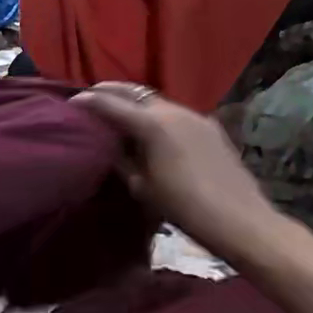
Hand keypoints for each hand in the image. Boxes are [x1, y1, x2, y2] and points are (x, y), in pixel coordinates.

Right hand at [73, 83, 280, 250]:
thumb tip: (110, 144)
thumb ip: (122, 160)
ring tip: (119, 109)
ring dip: (136, 101)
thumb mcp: (142, 187)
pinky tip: (153, 127)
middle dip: (111, 91)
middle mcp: (172, 111)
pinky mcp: (210, 126)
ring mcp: (195, 115)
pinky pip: (175, 112)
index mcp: (152, 124)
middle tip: (92, 94)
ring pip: (157, 100)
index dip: (89, 101)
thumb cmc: (184, 209)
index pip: (111, 104)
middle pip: (135, 92)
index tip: (71, 100)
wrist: (241, 221)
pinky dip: (157, 114)